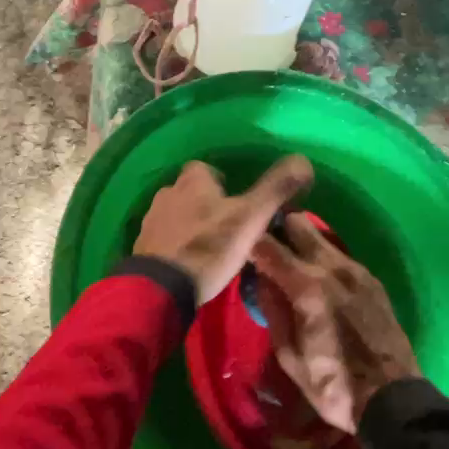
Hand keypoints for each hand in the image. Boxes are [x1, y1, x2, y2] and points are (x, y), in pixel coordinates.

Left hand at [132, 156, 313, 302]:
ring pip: (180, 214)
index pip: (210, 170)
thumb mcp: (250, 218)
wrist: (161, 288)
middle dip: (210, 206)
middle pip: (194, 192)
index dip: (226, 185)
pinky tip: (191, 263)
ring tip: (213, 249)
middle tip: (231, 230)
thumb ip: (275, 190)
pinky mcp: (143, 244)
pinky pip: (167, 237)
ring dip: (193, 225)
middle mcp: (169, 190)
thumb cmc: (209, 247)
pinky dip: (179, 244)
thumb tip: (304, 161)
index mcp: (193, 179)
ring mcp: (152, 217)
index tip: (242, 206)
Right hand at [252, 213, 420, 433]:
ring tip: (293, 264)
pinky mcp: (372, 280)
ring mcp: (356, 270)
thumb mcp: (289, 357)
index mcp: (306, 286)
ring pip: (321, 236)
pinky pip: (340, 255)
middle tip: (269, 250)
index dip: (250, 243)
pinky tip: (321, 282)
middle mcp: (331, 267)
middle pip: (297, 223)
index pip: (267, 244)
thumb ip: (273, 312)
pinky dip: (325, 260)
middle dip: (279, 231)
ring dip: (303, 244)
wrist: (393, 401)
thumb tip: (263, 282)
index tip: (242, 250)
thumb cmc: (333, 385)